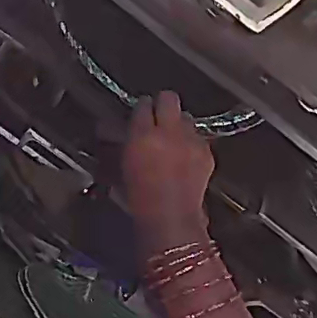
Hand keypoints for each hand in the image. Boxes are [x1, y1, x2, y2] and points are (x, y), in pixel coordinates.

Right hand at [123, 91, 214, 245]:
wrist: (170, 218)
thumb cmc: (138, 198)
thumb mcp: (120, 168)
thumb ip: (120, 144)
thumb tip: (110, 131)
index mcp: (142, 136)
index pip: (142, 106)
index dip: (140, 108)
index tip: (139, 112)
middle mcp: (169, 133)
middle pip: (169, 99)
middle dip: (162, 104)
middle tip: (157, 114)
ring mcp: (191, 141)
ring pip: (186, 117)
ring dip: (177, 123)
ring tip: (171, 137)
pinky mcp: (206, 152)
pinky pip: (198, 136)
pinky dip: (190, 142)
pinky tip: (183, 156)